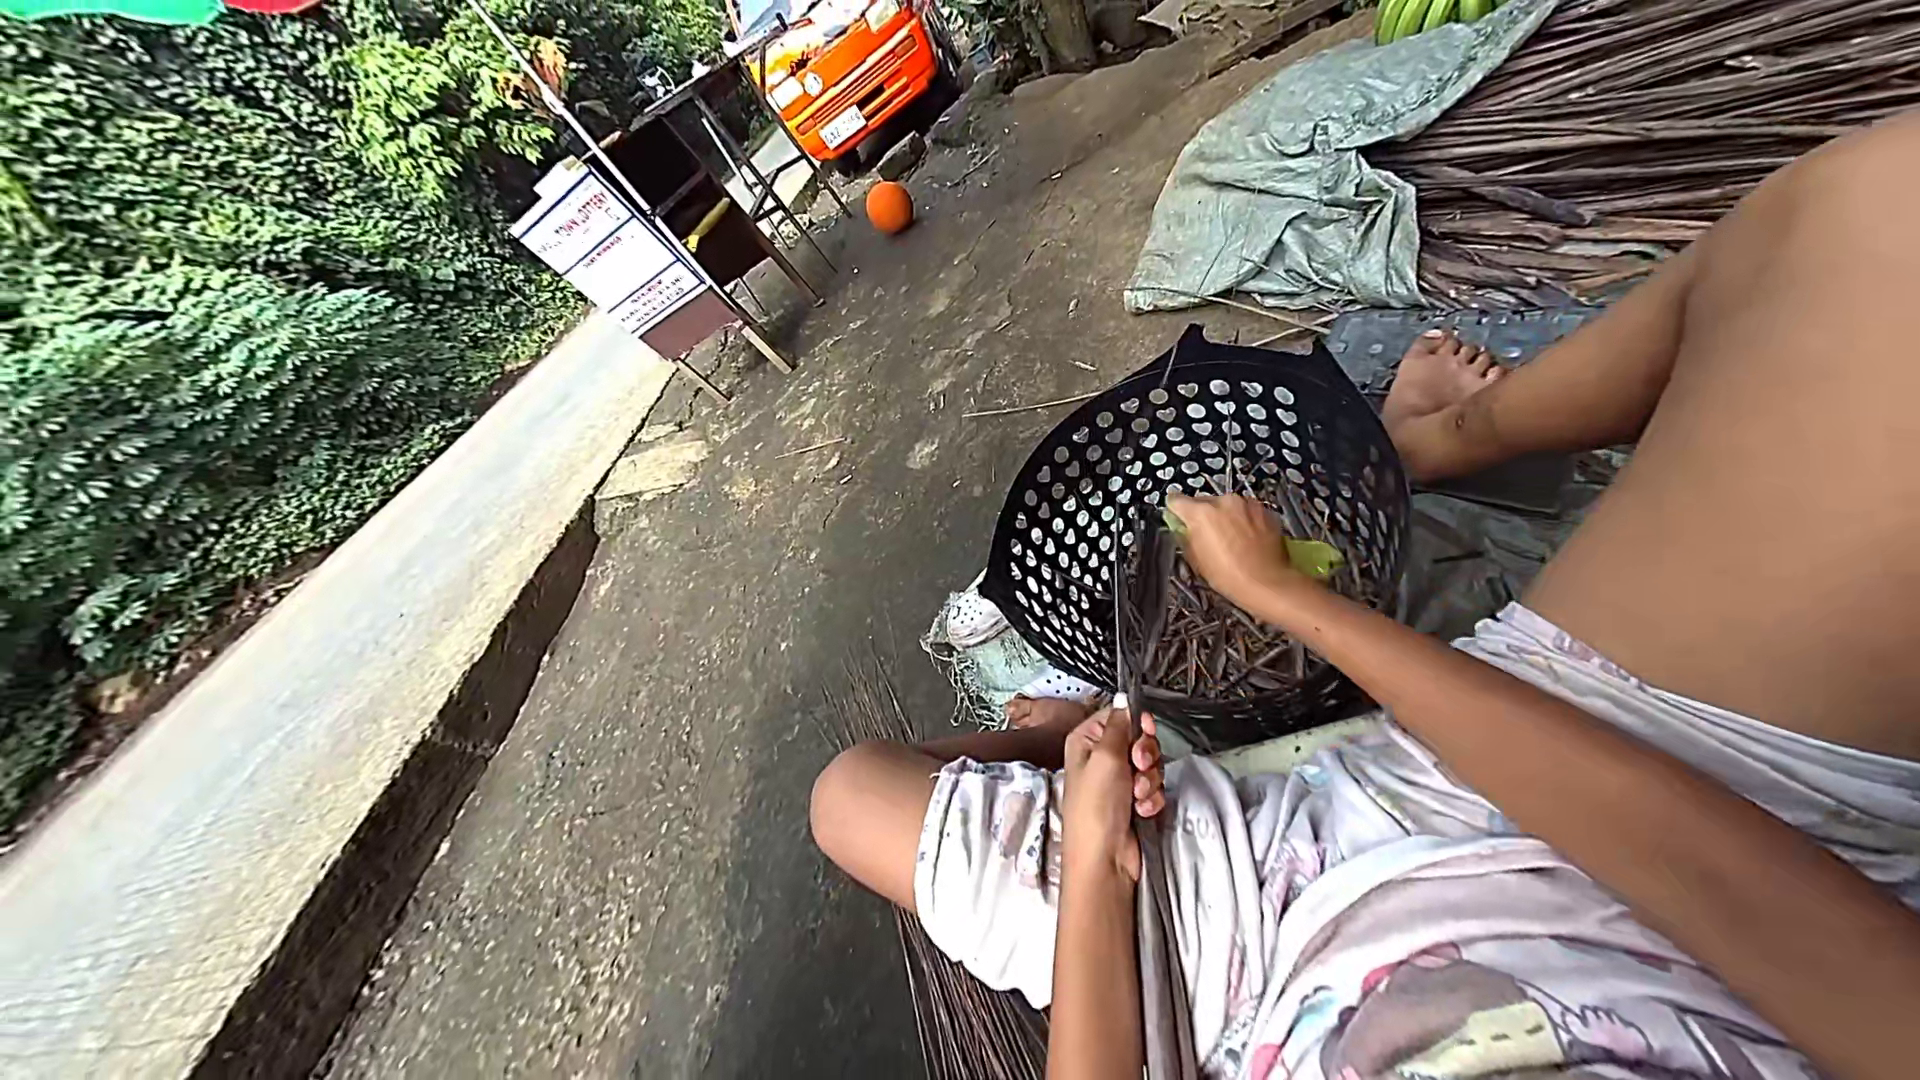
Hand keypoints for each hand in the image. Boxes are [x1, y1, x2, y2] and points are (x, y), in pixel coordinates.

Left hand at [1061, 708, 1164, 881]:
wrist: (1104, 859)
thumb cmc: (1096, 805)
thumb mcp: (1105, 756)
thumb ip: (1119, 724)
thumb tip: (1124, 697)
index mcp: (1087, 740)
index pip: (1118, 715)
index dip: (1135, 722)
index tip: (1146, 730)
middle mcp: (1101, 757)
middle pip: (1138, 739)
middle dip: (1145, 755)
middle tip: (1138, 768)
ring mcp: (1118, 780)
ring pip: (1150, 764)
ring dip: (1149, 780)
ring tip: (1136, 796)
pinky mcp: (1134, 800)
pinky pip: (1153, 788)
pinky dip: (1151, 798)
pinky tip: (1141, 810)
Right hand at [1165, 492, 1317, 615]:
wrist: (1267, 583)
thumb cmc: (1231, 576)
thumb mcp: (1195, 558)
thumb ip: (1184, 536)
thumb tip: (1182, 529)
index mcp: (1200, 513)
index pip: (1176, 501)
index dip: (1175, 512)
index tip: (1177, 518)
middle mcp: (1224, 502)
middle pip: (1203, 502)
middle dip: (1203, 516)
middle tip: (1206, 538)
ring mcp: (1247, 505)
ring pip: (1227, 506)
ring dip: (1225, 518)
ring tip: (1229, 541)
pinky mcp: (1265, 511)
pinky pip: (1247, 511)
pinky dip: (1243, 521)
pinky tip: (1245, 541)